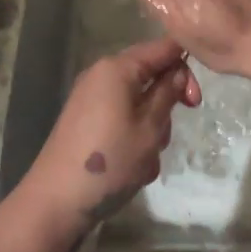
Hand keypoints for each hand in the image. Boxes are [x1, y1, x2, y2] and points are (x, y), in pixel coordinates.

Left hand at [24, 37, 201, 227]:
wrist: (54, 204)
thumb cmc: (110, 161)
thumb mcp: (149, 129)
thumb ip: (168, 94)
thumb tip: (179, 72)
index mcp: (117, 68)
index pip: (163, 48)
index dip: (186, 66)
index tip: (196, 100)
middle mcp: (101, 75)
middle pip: (149, 74)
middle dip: (165, 104)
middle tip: (169, 134)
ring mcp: (91, 99)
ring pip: (137, 101)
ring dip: (150, 127)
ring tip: (147, 159)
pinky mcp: (85, 122)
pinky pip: (121, 118)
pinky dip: (133, 136)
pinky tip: (132, 167)